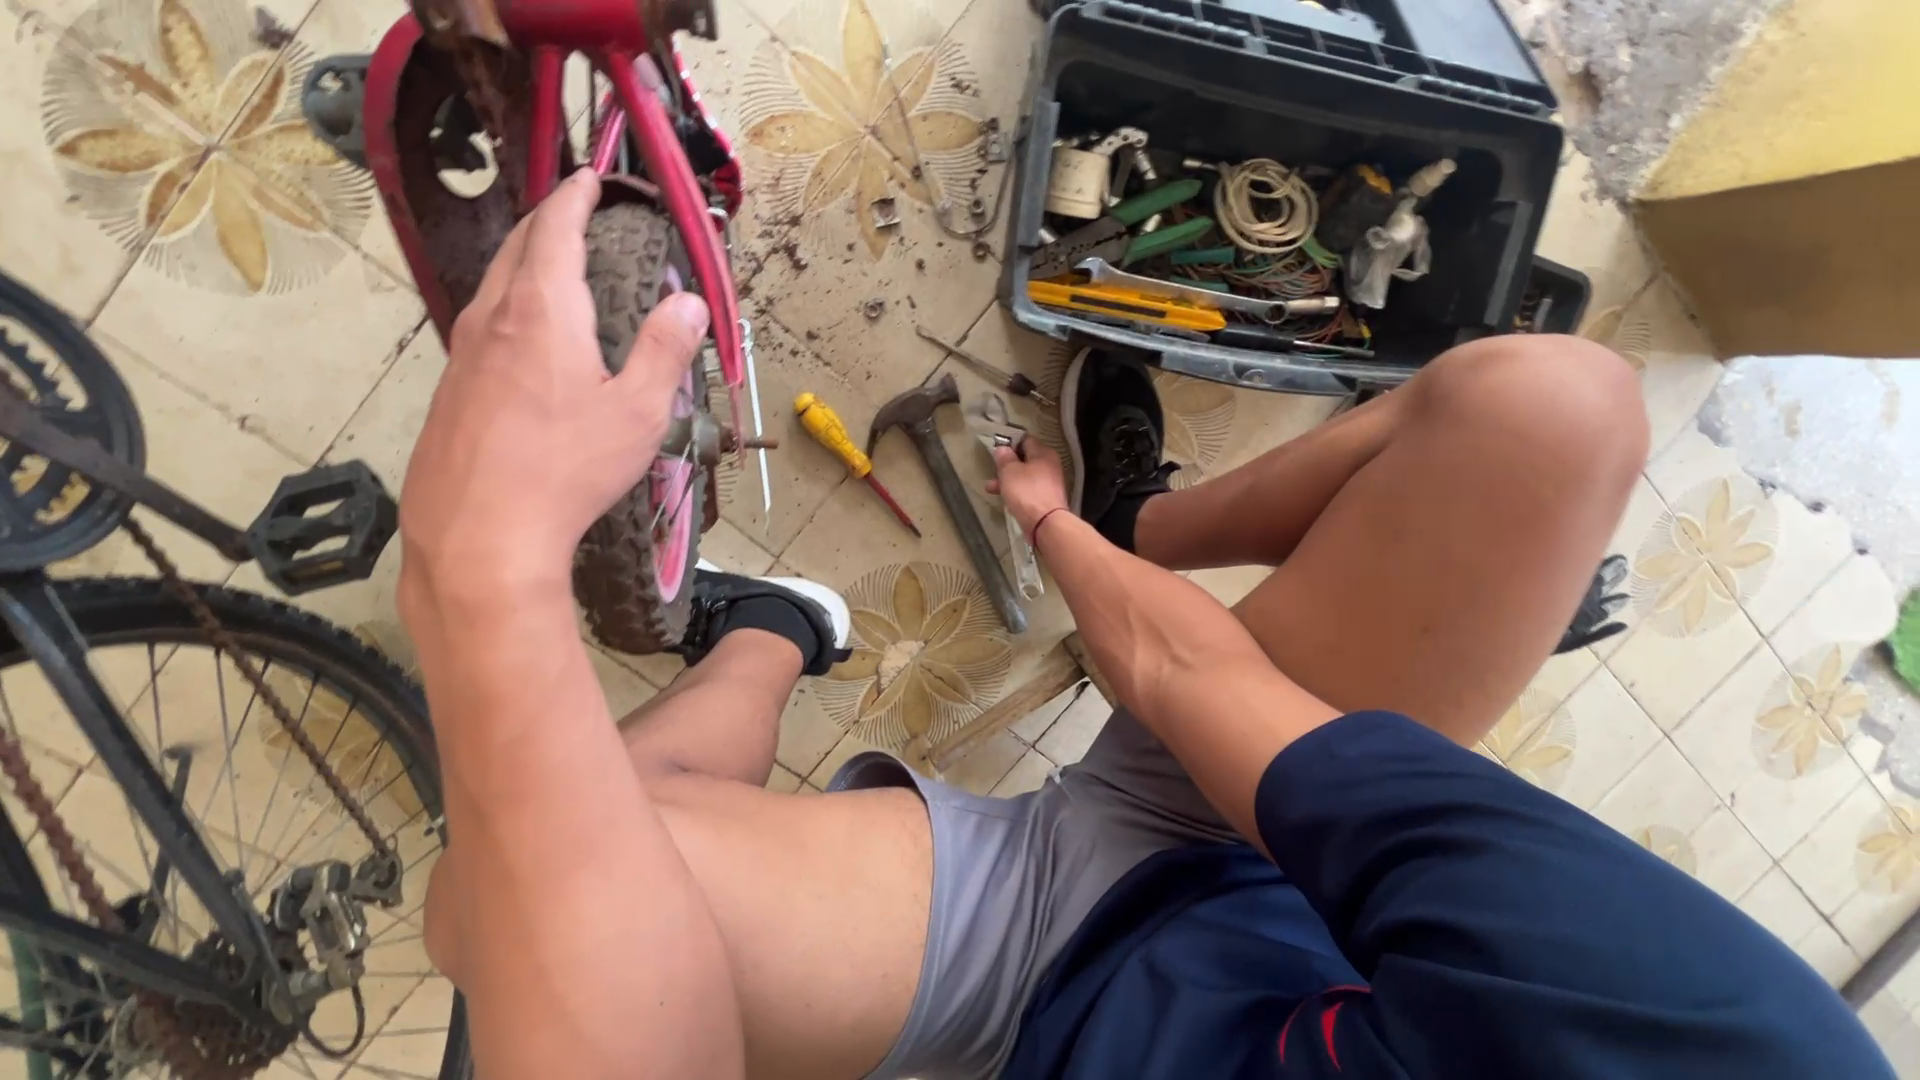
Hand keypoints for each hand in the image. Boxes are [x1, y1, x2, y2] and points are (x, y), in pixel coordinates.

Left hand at [399, 168, 709, 601]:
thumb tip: (690, 304)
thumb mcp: (637, 412)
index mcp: (543, 311)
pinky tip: (527, 338)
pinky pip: (483, 325)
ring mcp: (464, 353)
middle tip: (575, 214)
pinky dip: (511, 305)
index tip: (588, 179)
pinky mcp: (452, 388)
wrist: (479, 530)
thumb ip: (664, 351)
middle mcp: (494, 318)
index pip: (555, 230)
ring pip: (495, 286)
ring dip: (526, 263)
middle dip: (548, 222)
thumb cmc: (568, 467)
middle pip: (518, 248)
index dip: (574, 198)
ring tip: (554, 268)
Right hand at [987, 436, 1070, 538]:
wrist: (1045, 523)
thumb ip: (1004, 458)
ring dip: (1007, 481)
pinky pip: (1028, 491)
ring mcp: (1049, 484)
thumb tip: (1003, 449)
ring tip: (990, 488)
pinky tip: (1004, 498)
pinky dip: (1016, 492)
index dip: (1010, 443)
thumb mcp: (1010, 471)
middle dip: (1006, 465)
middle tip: (993, 470)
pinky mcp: (1046, 500)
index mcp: (1044, 453)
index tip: (996, 449)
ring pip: (1025, 477)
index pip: (1026, 440)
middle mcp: (1050, 466)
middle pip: (1025, 460)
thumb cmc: (1026, 492)